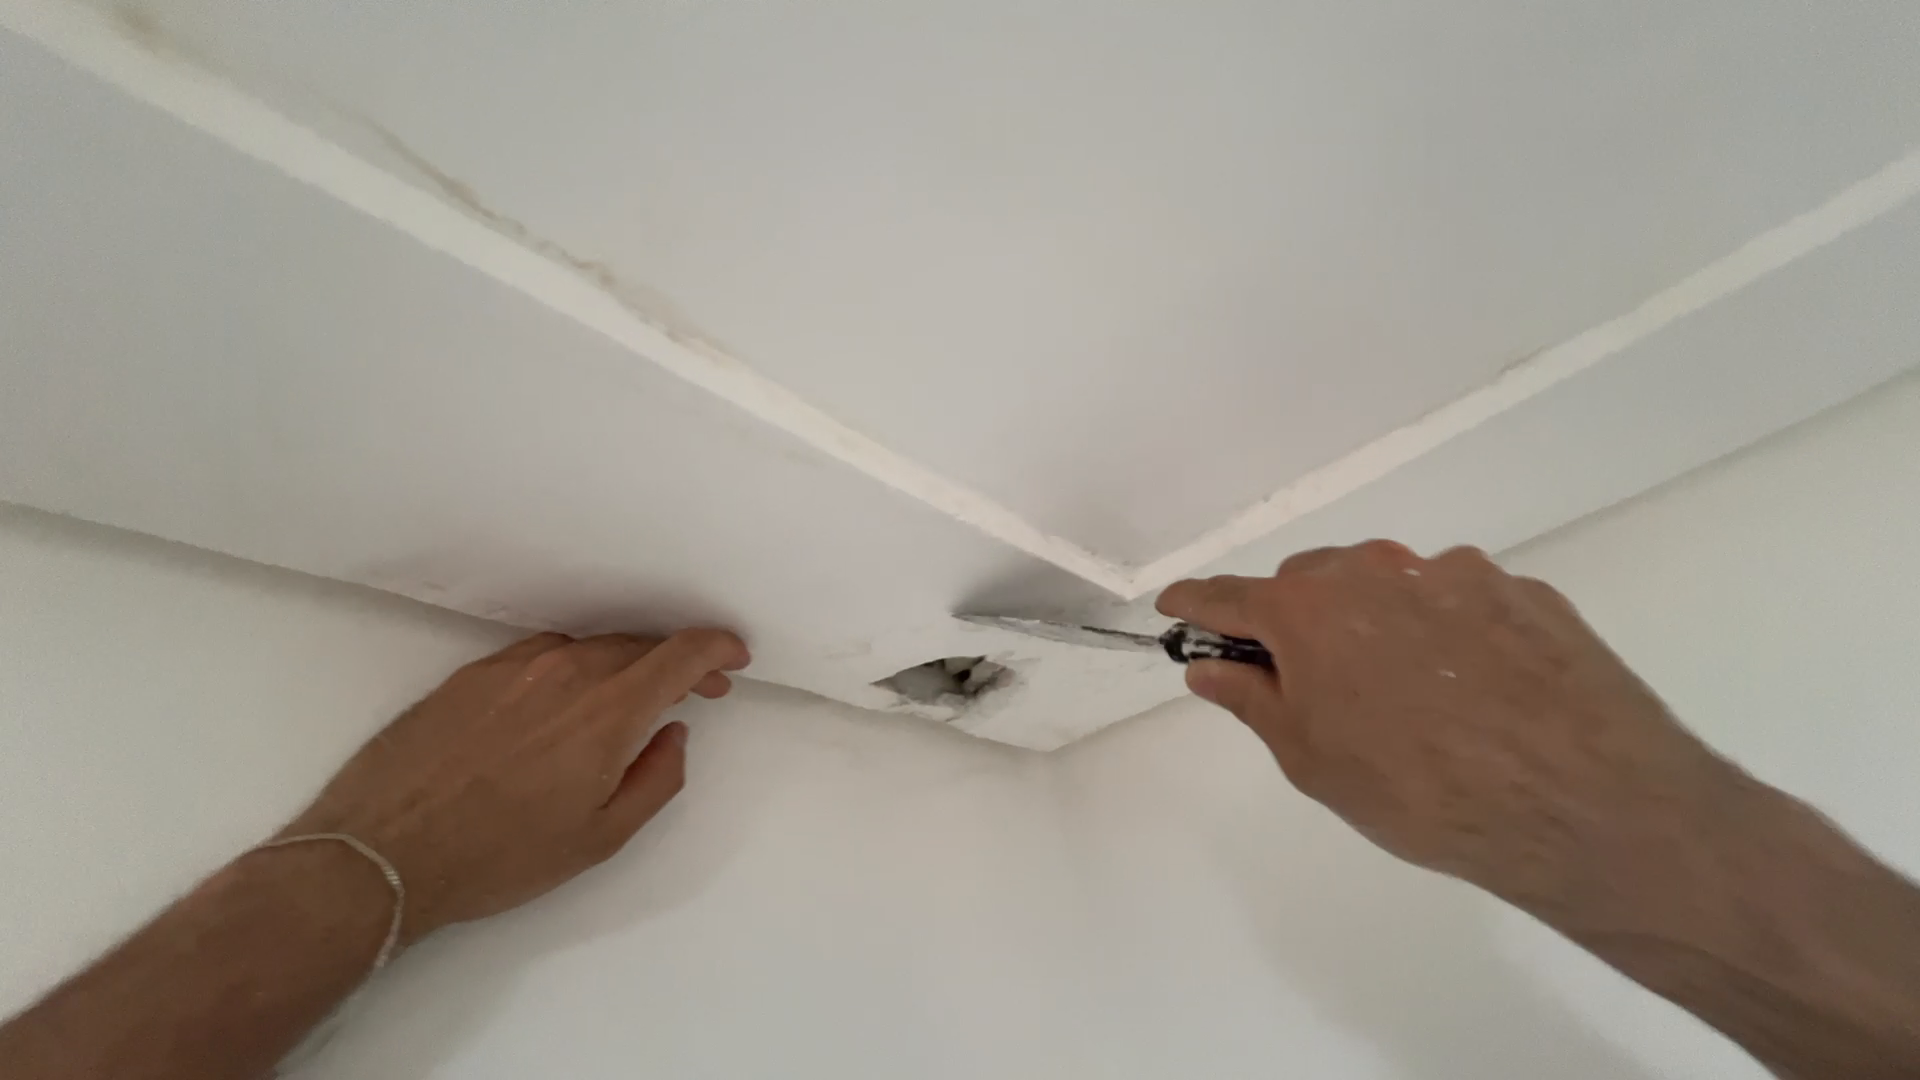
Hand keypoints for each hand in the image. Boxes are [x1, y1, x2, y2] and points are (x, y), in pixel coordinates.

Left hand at [277, 629, 749, 944]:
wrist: (376, 855)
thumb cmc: (502, 855)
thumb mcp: (602, 837)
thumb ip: (658, 778)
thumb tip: (673, 732)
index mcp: (609, 710)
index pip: (683, 652)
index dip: (719, 648)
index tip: (735, 660)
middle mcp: (568, 671)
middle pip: (643, 644)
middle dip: (681, 663)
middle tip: (695, 693)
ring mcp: (517, 665)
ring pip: (595, 646)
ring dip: (628, 665)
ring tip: (630, 699)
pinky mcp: (476, 672)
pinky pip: (547, 653)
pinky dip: (578, 666)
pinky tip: (565, 700)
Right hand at [1158, 542, 1742, 913]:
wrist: (1594, 811)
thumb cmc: (1420, 792)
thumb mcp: (1312, 760)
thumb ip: (1250, 700)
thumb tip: (1208, 668)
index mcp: (1307, 610)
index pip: (1226, 596)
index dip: (1194, 603)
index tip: (1175, 606)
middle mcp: (1371, 571)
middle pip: (1304, 582)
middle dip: (1290, 620)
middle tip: (1306, 680)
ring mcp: (1451, 572)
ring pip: (1379, 584)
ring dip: (1365, 620)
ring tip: (1401, 689)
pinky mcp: (1519, 589)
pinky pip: (1449, 597)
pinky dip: (1435, 626)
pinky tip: (1468, 683)